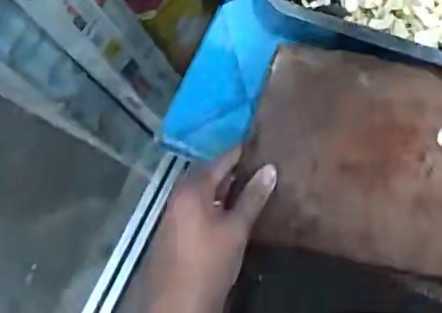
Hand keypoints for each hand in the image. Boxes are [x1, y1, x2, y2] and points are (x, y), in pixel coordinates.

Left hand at [139, 146, 277, 312]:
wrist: (177, 311)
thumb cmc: (209, 264)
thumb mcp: (236, 230)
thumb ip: (252, 197)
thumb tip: (270, 168)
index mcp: (192, 189)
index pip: (221, 160)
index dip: (242, 153)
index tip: (261, 145)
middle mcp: (178, 196)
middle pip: (209, 175)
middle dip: (233, 172)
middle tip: (259, 168)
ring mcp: (172, 216)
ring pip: (202, 193)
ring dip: (223, 191)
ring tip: (250, 190)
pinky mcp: (171, 235)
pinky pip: (195, 208)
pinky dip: (212, 205)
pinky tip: (229, 214)